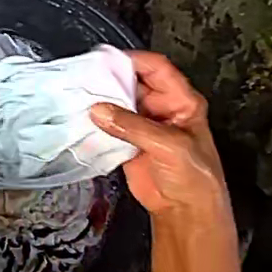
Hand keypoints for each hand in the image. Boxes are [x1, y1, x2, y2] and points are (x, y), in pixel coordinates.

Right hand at [88, 52, 229, 221]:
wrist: (185, 210)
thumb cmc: (194, 176)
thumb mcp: (169, 146)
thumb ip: (133, 126)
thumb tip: (98, 110)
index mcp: (180, 101)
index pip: (156, 68)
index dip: (133, 60)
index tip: (105, 60)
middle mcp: (160, 108)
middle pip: (131, 83)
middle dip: (109, 80)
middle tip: (84, 79)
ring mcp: (141, 124)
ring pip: (116, 103)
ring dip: (99, 101)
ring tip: (77, 97)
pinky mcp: (126, 141)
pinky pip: (107, 125)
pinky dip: (94, 122)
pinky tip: (80, 120)